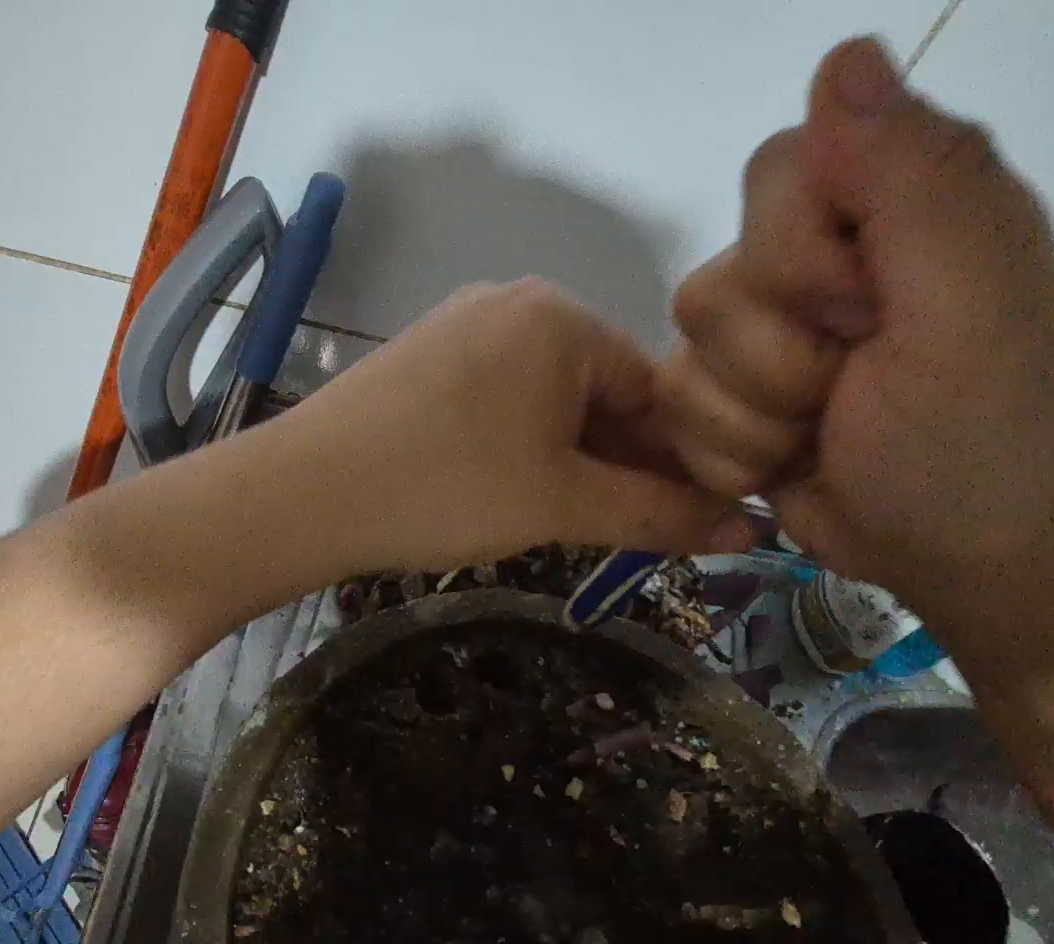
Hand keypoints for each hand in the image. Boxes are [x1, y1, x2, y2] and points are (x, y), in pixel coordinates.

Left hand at [276, 279, 754, 571]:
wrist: (304, 494)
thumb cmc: (445, 490)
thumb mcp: (562, 503)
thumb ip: (659, 513)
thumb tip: (749, 530)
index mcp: (562, 317)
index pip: (659, 388)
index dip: (685, 459)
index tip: (695, 518)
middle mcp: (514, 302)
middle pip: (601, 389)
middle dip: (622, 461)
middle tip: (629, 530)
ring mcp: (460, 326)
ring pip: (548, 397)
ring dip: (572, 457)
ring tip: (567, 518)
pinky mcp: (422, 358)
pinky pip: (499, 397)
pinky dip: (520, 442)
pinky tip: (508, 487)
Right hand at [660, 38, 1053, 612]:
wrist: (943, 552)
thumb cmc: (972, 439)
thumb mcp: (973, 311)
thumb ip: (918, 184)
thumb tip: (840, 58)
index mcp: (891, 208)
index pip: (779, 172)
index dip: (799, 253)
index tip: (865, 311)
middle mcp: (812, 259)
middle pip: (718, 278)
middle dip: (778, 358)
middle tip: (852, 386)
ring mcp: (754, 333)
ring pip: (684, 355)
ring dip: (754, 416)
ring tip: (820, 432)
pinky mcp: (715, 393)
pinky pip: (671, 411)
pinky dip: (728, 453)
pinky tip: (782, 461)